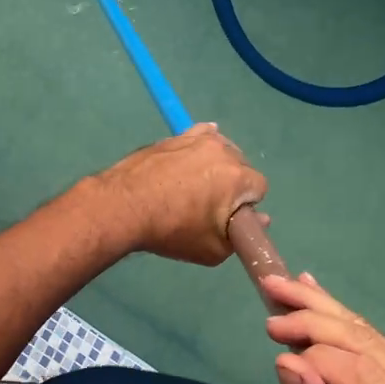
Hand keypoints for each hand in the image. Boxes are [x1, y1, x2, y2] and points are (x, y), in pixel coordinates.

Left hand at [89, 123, 266, 264]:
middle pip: (240, 164)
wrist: (125, 206)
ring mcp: (194, 139)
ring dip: (217, 163)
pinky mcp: (173, 137)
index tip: (229, 217)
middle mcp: (220, 150)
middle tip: (212, 204)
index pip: (259, 187)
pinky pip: (198, 134)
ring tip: (199, 183)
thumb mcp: (214, 249)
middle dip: (233, 182)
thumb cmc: (173, 230)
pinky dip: (202, 142)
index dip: (247, 204)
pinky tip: (196, 151)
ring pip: (220, 147)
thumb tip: (259, 218)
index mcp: (236, 177)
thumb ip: (242, 236)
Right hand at [264, 274, 384, 383]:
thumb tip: (288, 362)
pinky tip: (318, 295)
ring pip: (370, 335)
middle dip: (314, 315)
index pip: (361, 373)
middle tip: (270, 289)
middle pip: (367, 345)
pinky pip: (377, 343)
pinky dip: (342, 319)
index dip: (314, 347)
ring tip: (286, 283)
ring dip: (324, 307)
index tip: (270, 331)